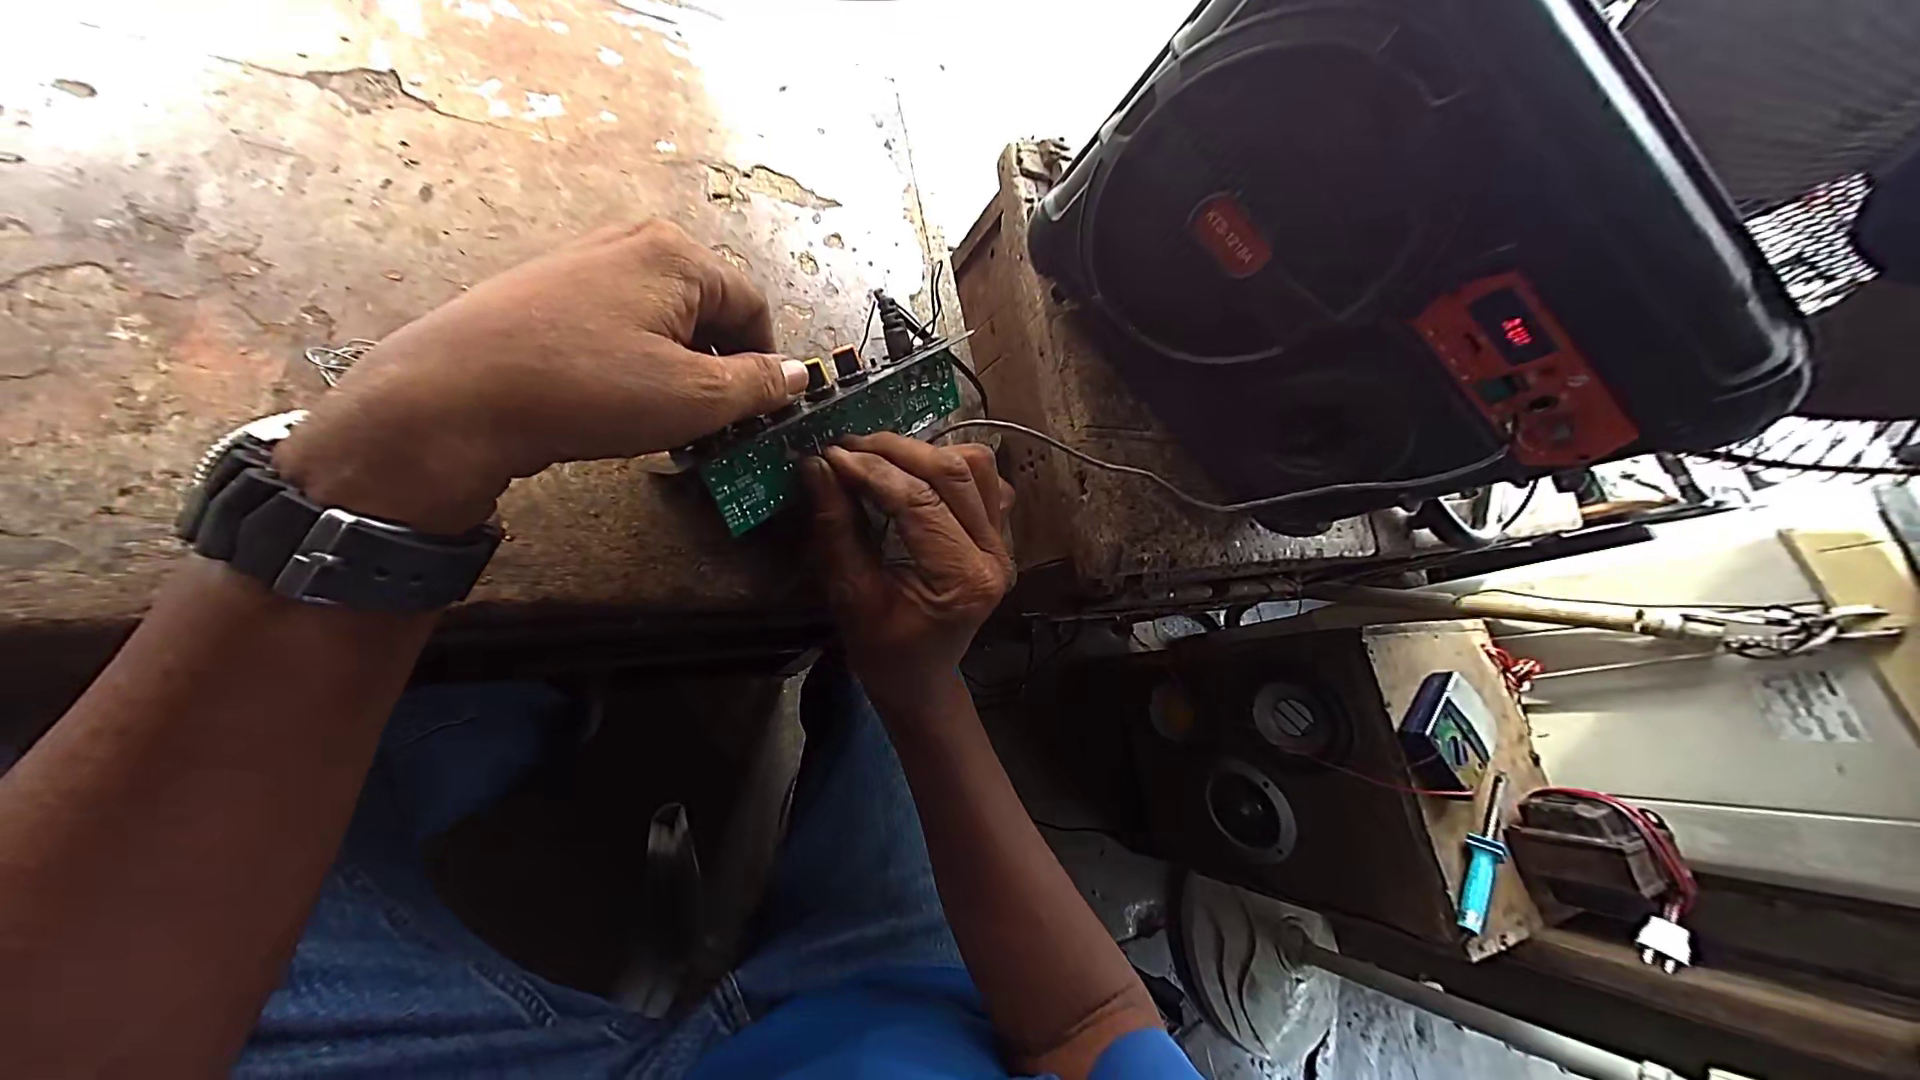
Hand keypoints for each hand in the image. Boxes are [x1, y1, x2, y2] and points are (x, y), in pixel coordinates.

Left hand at [274, 220, 808, 532]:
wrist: (452, 400)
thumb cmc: (587, 390)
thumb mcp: (696, 397)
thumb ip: (760, 384)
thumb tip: (798, 374)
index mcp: (675, 256)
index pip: (754, 306)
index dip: (768, 360)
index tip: (760, 407)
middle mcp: (633, 243)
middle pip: (712, 310)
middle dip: (725, 367)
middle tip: (719, 420)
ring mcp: (587, 264)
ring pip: (669, 322)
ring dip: (687, 371)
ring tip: (674, 419)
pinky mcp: (553, 294)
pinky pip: (626, 326)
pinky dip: (645, 364)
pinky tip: (627, 403)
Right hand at [802, 433, 1015, 714]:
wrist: (920, 675)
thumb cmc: (884, 651)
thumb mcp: (851, 596)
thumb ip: (837, 528)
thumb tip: (818, 466)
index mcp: (963, 580)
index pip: (920, 502)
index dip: (872, 471)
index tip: (830, 456)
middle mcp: (995, 555)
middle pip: (956, 473)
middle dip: (896, 451)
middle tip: (848, 448)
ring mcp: (1004, 542)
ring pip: (976, 466)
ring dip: (924, 452)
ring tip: (876, 457)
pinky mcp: (1000, 533)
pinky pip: (984, 479)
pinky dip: (947, 465)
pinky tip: (912, 473)